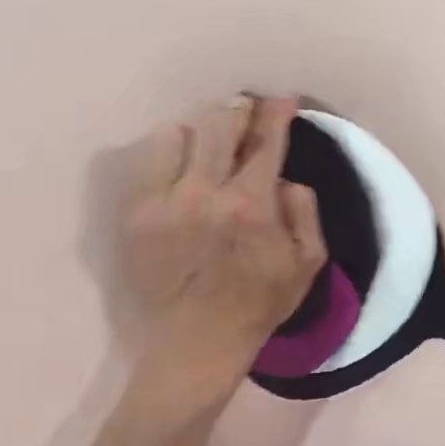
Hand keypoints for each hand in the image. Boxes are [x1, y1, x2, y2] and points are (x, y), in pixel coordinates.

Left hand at [123, 96, 327, 368]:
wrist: (194, 344)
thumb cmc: (257, 306)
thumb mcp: (307, 264)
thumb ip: (305, 211)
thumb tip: (284, 178)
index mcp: (252, 205)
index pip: (267, 141)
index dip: (277, 114)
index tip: (283, 101)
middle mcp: (206, 193)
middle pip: (222, 124)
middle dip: (241, 111)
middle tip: (248, 114)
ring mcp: (165, 201)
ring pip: (182, 133)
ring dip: (204, 131)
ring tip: (212, 143)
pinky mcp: (137, 213)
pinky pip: (151, 158)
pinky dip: (170, 151)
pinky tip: (182, 165)